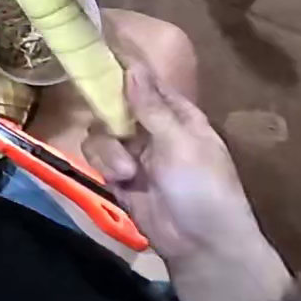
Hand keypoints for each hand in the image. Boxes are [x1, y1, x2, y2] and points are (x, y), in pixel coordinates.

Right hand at [82, 57, 287, 300]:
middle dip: (108, 113)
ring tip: (126, 172)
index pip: (145, 81)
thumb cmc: (203, 188)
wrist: (200, 246)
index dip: (123, 68)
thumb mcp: (181, 143)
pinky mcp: (116, 172)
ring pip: (101, 130)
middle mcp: (152, 127)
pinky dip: (105, 165)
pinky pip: (96, 154)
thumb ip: (151, 106)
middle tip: (103, 117)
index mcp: (177, 114)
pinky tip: (120, 180)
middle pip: (115, 102)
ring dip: (110, 151)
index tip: (96, 54)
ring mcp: (132, 150)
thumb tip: (133, 66)